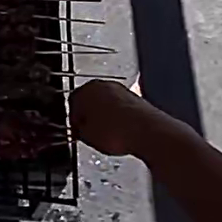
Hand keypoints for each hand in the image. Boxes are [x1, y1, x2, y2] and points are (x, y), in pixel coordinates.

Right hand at [69, 79, 185, 157]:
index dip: (74, 119)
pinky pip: (122, 108)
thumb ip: (79, 129)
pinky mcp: (138, 98)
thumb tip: (81, 130)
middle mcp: (104, 85)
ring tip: (107, 134)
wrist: (148, 133)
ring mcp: (122, 90)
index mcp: (85, 90)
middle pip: (90, 99)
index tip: (77, 129)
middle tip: (89, 131)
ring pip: (107, 102)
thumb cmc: (118, 131)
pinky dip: (120, 117)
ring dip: (105, 115)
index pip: (72, 103)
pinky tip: (121, 132)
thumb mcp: (86, 136)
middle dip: (90, 115)